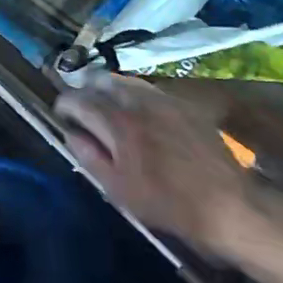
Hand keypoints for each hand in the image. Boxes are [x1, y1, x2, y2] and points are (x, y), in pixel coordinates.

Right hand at [55, 72, 255, 242]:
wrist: (223, 201)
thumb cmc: (164, 202)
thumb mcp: (117, 188)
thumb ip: (90, 156)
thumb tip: (71, 133)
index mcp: (119, 124)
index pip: (80, 100)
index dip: (64, 104)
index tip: (59, 113)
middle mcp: (139, 102)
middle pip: (103, 80)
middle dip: (85, 89)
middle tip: (79, 105)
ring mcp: (165, 99)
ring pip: (127, 81)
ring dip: (109, 87)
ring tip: (104, 104)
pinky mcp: (184, 104)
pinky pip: (150, 89)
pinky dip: (133, 94)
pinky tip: (135, 110)